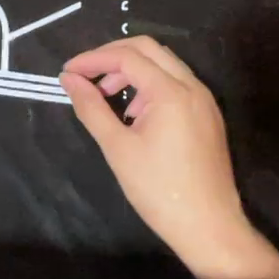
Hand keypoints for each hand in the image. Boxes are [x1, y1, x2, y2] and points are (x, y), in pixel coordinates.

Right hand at [61, 37, 278, 278]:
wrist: (210, 229)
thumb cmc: (159, 190)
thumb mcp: (117, 147)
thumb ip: (91, 107)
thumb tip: (68, 79)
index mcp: (171, 92)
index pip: (126, 56)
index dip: (93, 59)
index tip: (68, 72)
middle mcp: (192, 86)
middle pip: (147, 48)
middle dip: (112, 55)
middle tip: (86, 74)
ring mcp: (204, 100)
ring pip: (163, 63)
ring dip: (131, 68)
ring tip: (106, 94)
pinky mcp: (207, 115)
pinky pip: (175, 81)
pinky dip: (149, 83)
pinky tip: (133, 112)